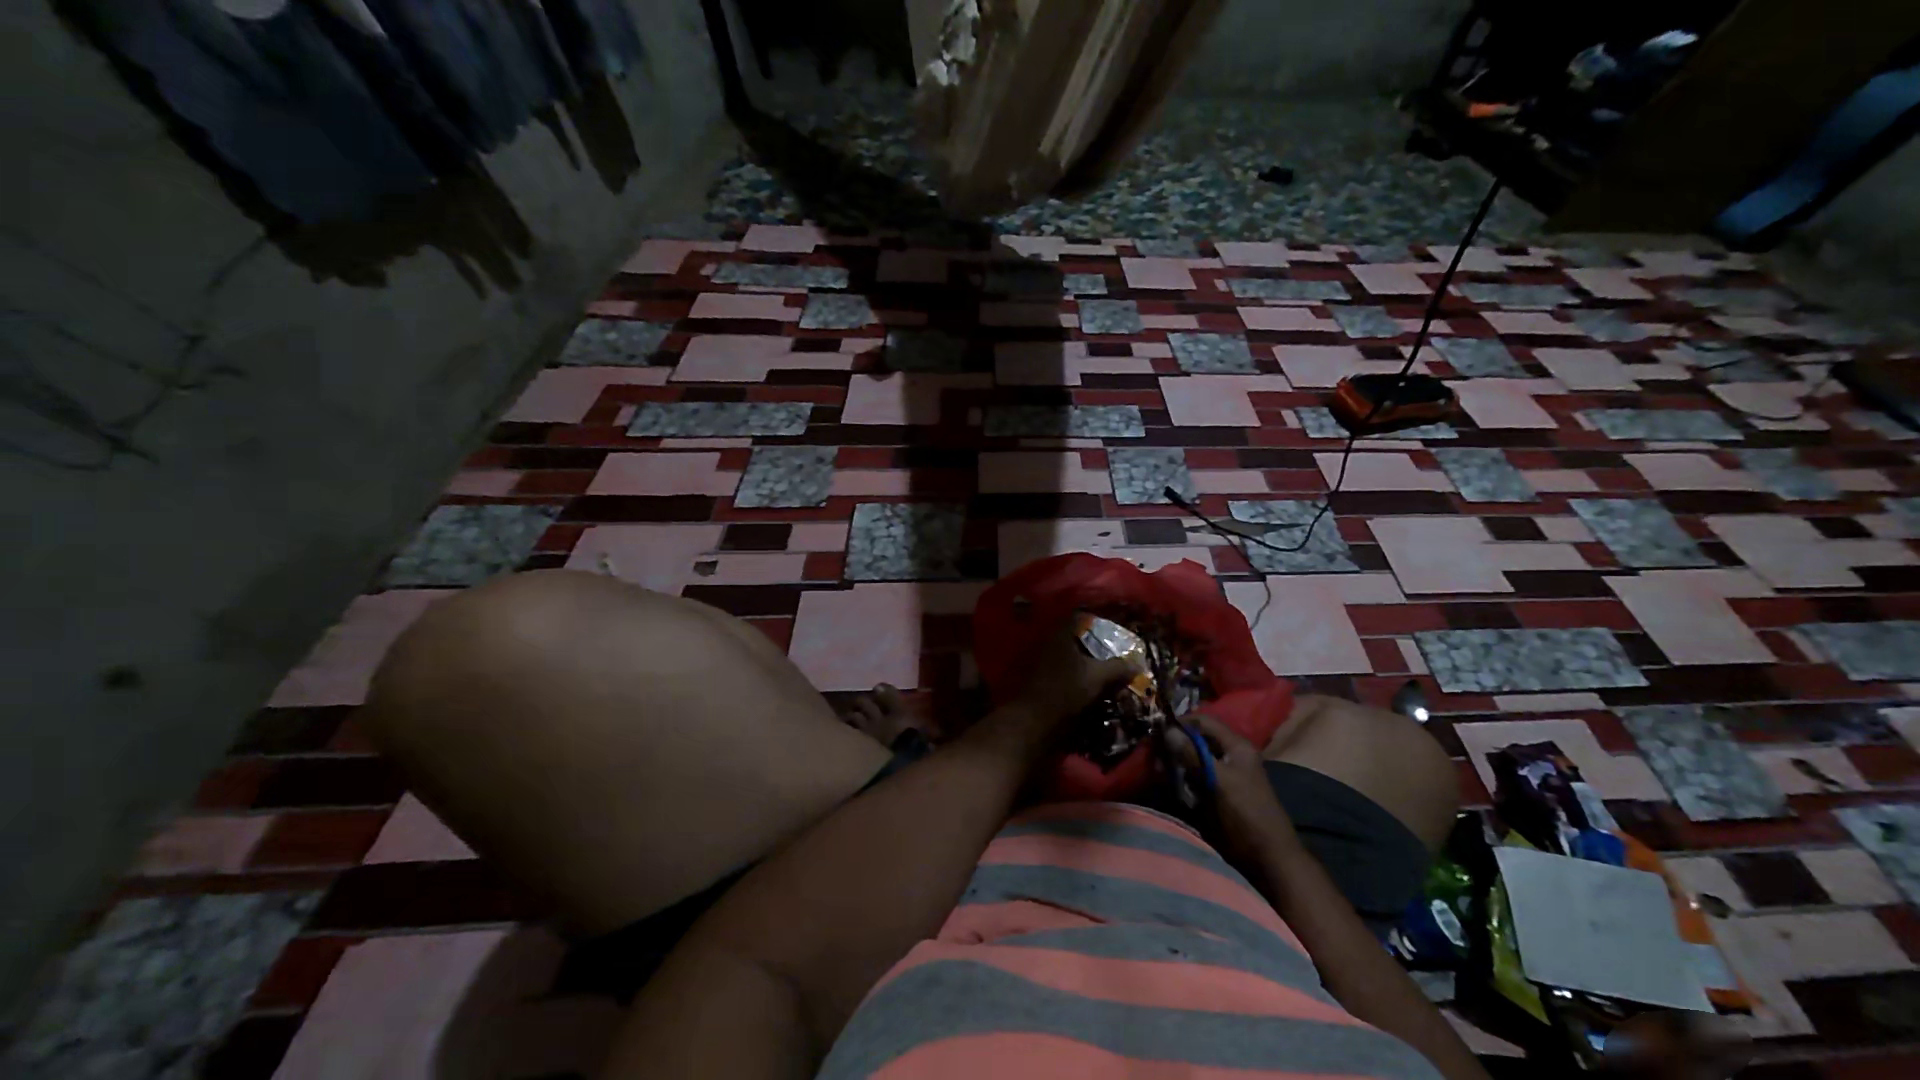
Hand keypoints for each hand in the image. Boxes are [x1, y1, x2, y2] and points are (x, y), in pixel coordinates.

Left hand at [1004, 615, 1137, 728]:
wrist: (1035, 718)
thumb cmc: (1066, 689)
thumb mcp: (1098, 676)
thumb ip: (1118, 667)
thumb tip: (1137, 664)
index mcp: (1062, 636)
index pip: (1081, 617)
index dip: (1099, 621)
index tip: (1116, 629)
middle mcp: (1053, 644)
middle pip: (1079, 638)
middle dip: (1099, 645)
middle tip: (1119, 651)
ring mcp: (1047, 662)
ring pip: (1074, 656)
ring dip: (1091, 662)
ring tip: (1112, 670)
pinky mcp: (1047, 680)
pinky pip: (1069, 672)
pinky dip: (1083, 676)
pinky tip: (1096, 685)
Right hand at [1164, 713, 1299, 864]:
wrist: (1268, 858)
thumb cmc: (1245, 815)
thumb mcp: (1218, 780)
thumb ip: (1192, 754)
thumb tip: (1167, 729)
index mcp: (1236, 746)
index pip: (1203, 721)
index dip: (1180, 722)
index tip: (1155, 731)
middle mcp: (1230, 756)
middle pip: (1197, 740)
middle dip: (1174, 746)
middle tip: (1155, 757)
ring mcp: (1225, 775)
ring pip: (1193, 760)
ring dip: (1176, 765)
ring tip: (1160, 774)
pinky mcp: (1219, 794)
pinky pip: (1195, 779)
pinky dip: (1182, 781)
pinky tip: (1171, 788)